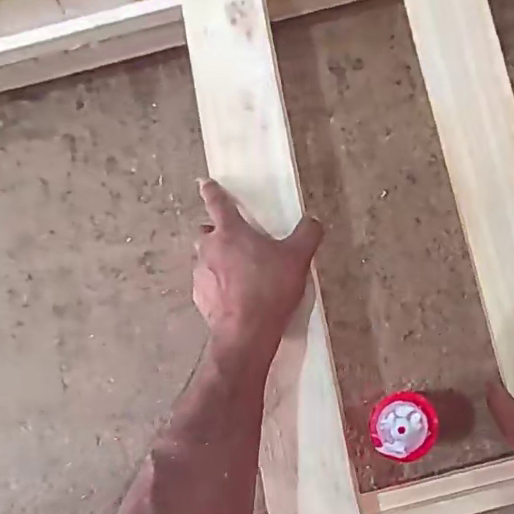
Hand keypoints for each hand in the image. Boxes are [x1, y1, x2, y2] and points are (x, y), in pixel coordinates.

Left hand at [192, 178, 322, 363]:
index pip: (218, 203)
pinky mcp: (200, 297)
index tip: (206, 183)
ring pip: (206, 258)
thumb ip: (308, 234)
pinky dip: (220, 285)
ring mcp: (201, 273)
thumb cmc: (270, 287)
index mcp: (231, 232)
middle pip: (207, 232)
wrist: (247, 330)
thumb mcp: (298, 258)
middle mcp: (209, 248)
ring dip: (220, 260)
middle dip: (217, 232)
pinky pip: (209, 284)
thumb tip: (313, 220)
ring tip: (243, 274)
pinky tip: (238, 296)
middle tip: (238, 242)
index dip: (213, 191)